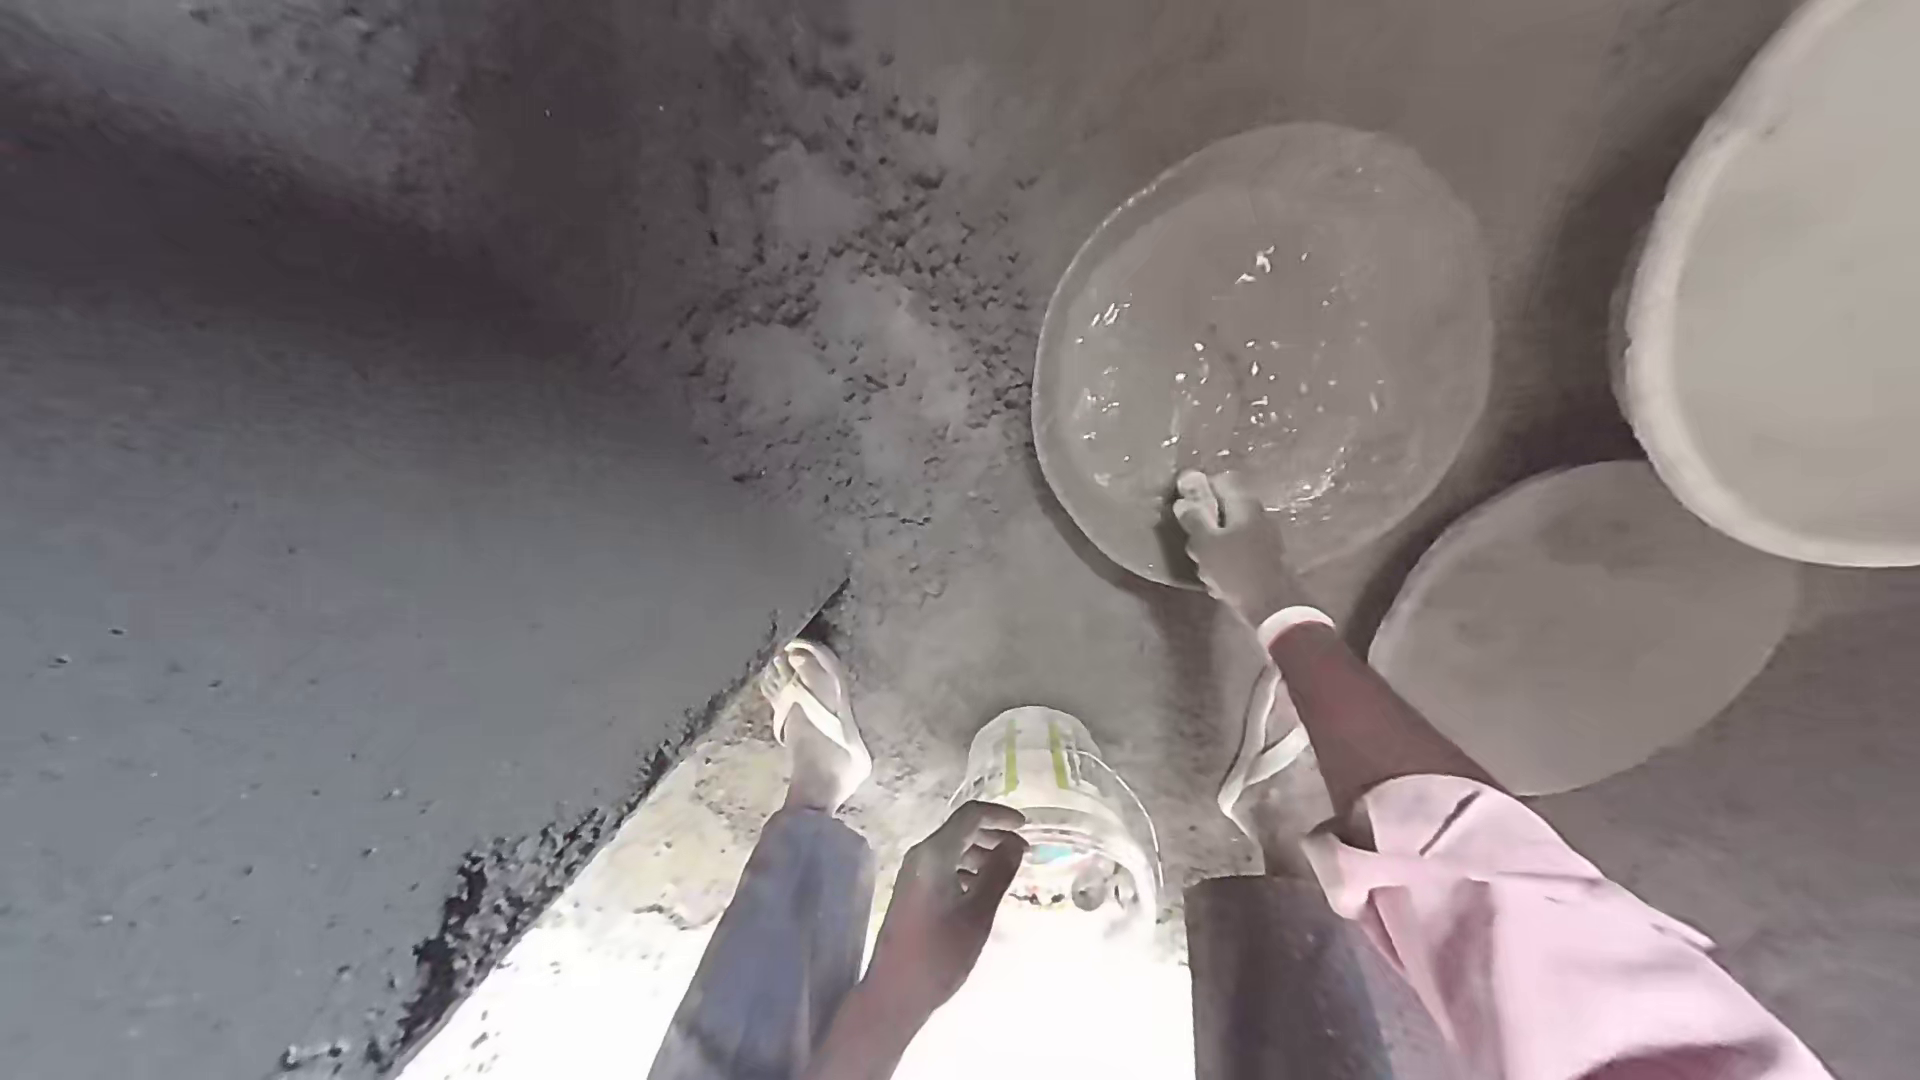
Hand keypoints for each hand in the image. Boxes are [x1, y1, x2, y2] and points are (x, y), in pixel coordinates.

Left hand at [865, 801, 1027, 1020]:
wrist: (894, 994)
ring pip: (955, 846)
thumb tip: (1015, 844)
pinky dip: (969, 867)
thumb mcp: (977, 914)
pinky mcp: (914, 888)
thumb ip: (998, 873)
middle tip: (1022, 852)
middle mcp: (922, 854)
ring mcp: (915, 871)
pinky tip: (985, 888)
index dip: (1000, 815)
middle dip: (994, 834)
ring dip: (983, 851)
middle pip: (962, 828)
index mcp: (935, 853)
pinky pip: (946, 863)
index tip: (1025, 828)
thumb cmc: (938, 955)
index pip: (971, 815)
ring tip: (1008, 871)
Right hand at [1172, 470, 1311, 626]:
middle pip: (1224, 509)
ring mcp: (1264, 538)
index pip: (1222, 480)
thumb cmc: (1235, 569)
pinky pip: (1238, 553)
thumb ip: (1193, 519)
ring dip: (1212, 548)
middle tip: (1192, 543)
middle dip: (1204, 525)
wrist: (1274, 607)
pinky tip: (1218, 581)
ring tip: (1204, 567)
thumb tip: (1183, 501)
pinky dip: (1225, 563)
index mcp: (1244, 505)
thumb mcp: (1206, 543)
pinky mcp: (1265, 559)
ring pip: (1229, 534)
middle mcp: (1258, 516)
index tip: (1184, 505)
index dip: (1200, 488)